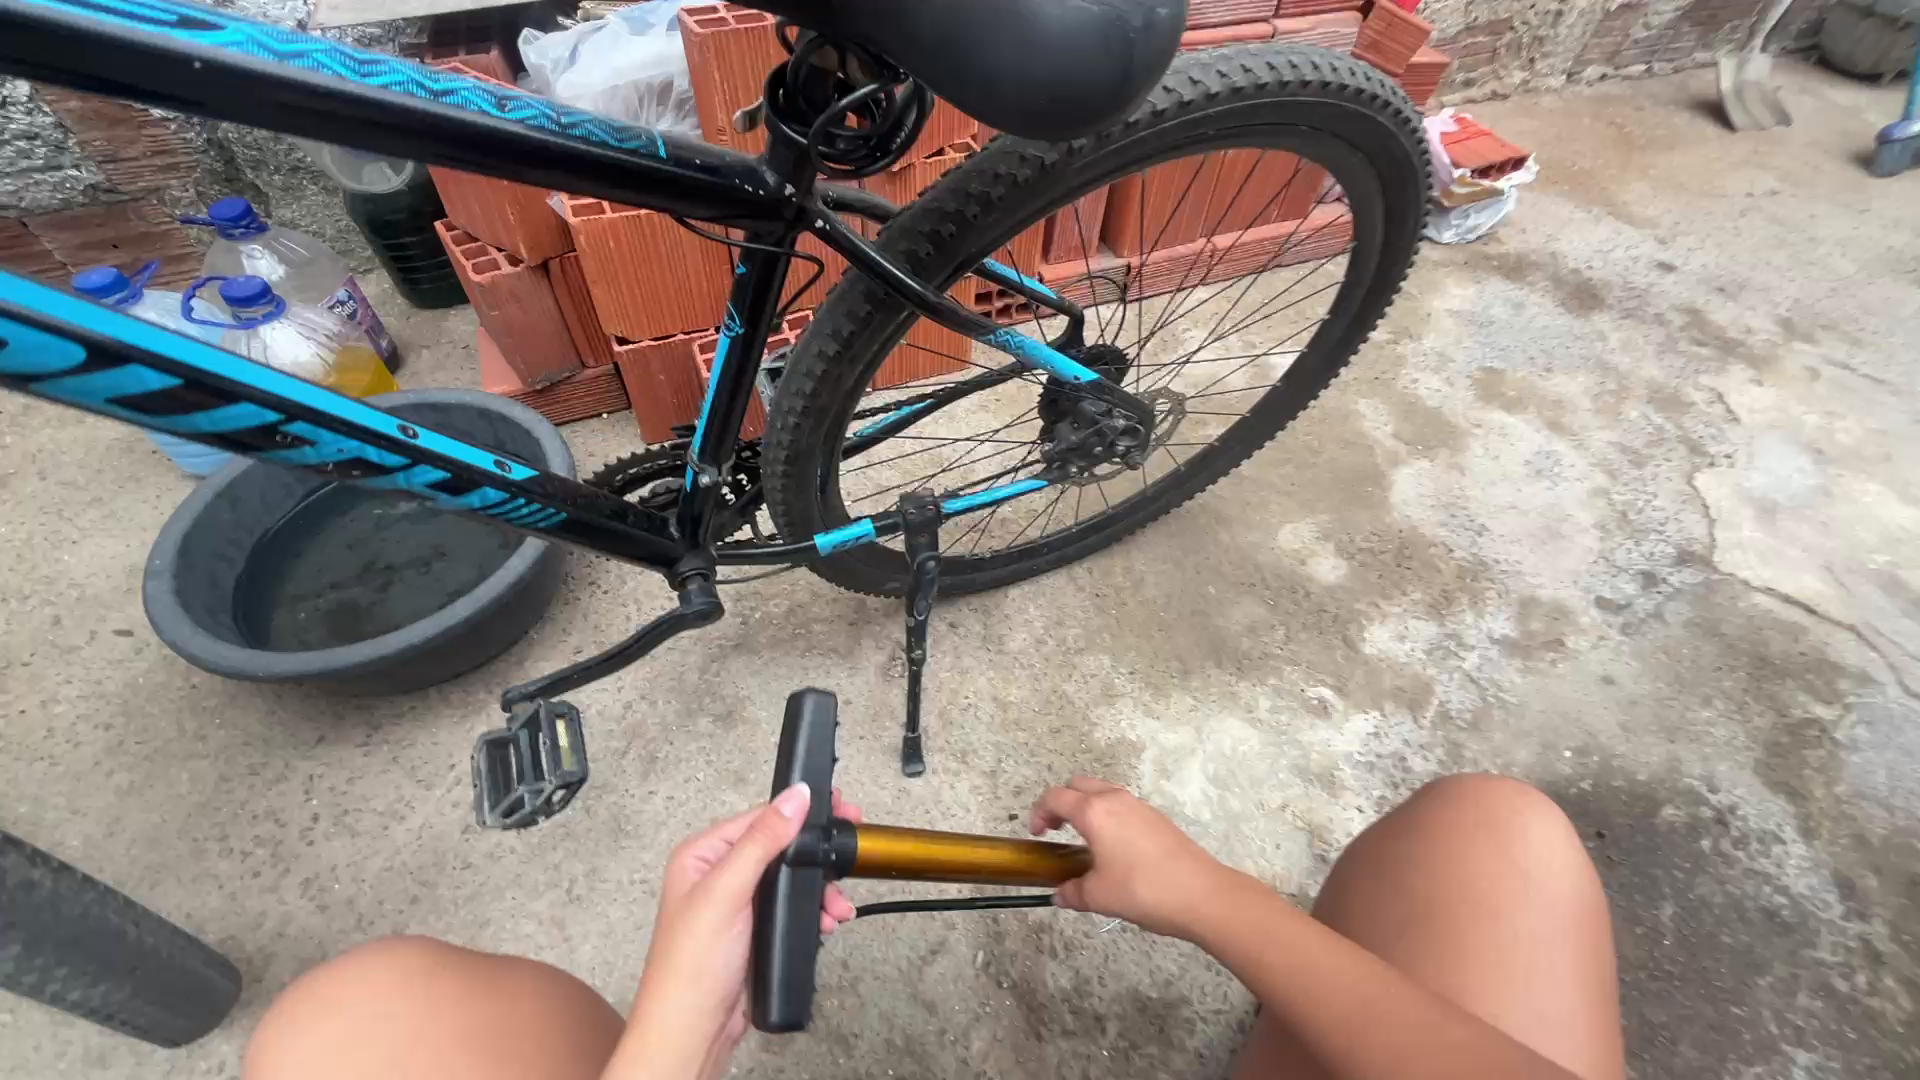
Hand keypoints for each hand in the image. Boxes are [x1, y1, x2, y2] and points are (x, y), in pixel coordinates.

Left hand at [619, 784, 859, 1079]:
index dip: (801, 813)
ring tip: (837, 905)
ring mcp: (741, 902)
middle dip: (817, 855)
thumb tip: (796, 795)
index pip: (761, 817)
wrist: (693, 1036)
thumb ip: (763, 841)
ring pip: (793, 878)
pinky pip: (794, 906)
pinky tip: (828, 921)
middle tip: (848, 852)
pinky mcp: (757, 929)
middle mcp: (721, 873)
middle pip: (782, 846)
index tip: (838, 807)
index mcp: (704, 854)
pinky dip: (815, 911)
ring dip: (821, 889)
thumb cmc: (691, 968)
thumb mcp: (727, 892)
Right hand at [1028, 776, 1233, 939]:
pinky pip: (1121, 803)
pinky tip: (1112, 846)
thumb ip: (1073, 892)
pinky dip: (1106, 813)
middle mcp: (1114, 799)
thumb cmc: (1143, 890)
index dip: (1038, 812)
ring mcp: (1138, 805)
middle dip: (1061, 802)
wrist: (1202, 894)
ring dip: (1085, 805)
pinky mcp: (1155, 817)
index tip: (1035, 833)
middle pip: (1077, 785)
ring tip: (1082, 837)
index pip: (1055, 798)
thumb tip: (1059, 895)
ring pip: (1101, 790)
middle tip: (1055, 829)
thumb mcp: (1099, 896)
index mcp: (1094, 812)